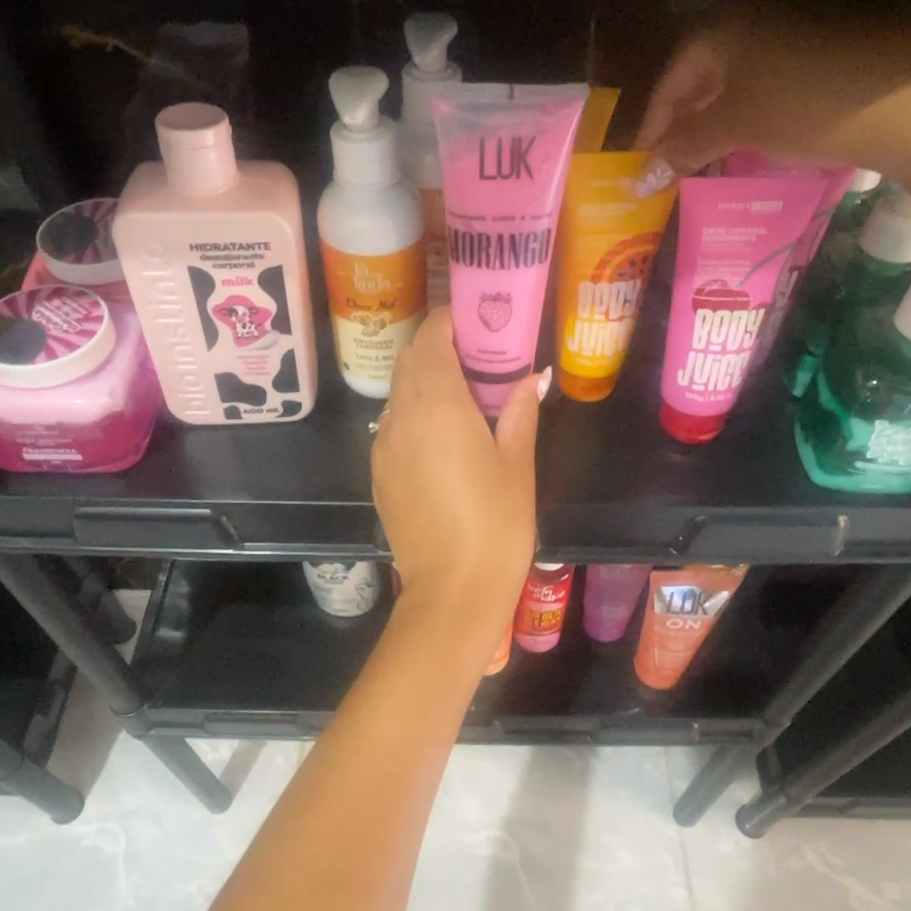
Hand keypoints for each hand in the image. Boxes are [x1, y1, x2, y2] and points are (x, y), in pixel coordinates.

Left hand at [371, 313, 542, 630]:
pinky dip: (413, 412)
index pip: (431, 340)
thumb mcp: (517, 464)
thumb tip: (532, 376)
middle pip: (409, 361)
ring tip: (462, 392)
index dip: (449, 322)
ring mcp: (383, 446)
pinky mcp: (378, 472)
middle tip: (476, 353)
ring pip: (397, 393)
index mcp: (438, 406)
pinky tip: (442, 434)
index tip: (475, 319)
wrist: (452, 591)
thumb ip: (519, 411)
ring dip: (423, 380)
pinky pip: (392, 425)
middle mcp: (401, 416)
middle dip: (437, 346)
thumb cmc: (496, 525)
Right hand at [633, 0, 910, 188]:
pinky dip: (766, 90)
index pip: (671, 77)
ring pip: (747, 58)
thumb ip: (683, 147)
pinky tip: (769, 120)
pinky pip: (785, 55)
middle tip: (678, 156)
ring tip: (720, 144)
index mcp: (723, 13)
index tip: (643, 164)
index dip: (654, 125)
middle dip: (690, 112)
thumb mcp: (736, 127)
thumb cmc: (806, 104)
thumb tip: (642, 178)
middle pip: (708, 62)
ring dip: (727, 102)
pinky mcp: (846, 13)